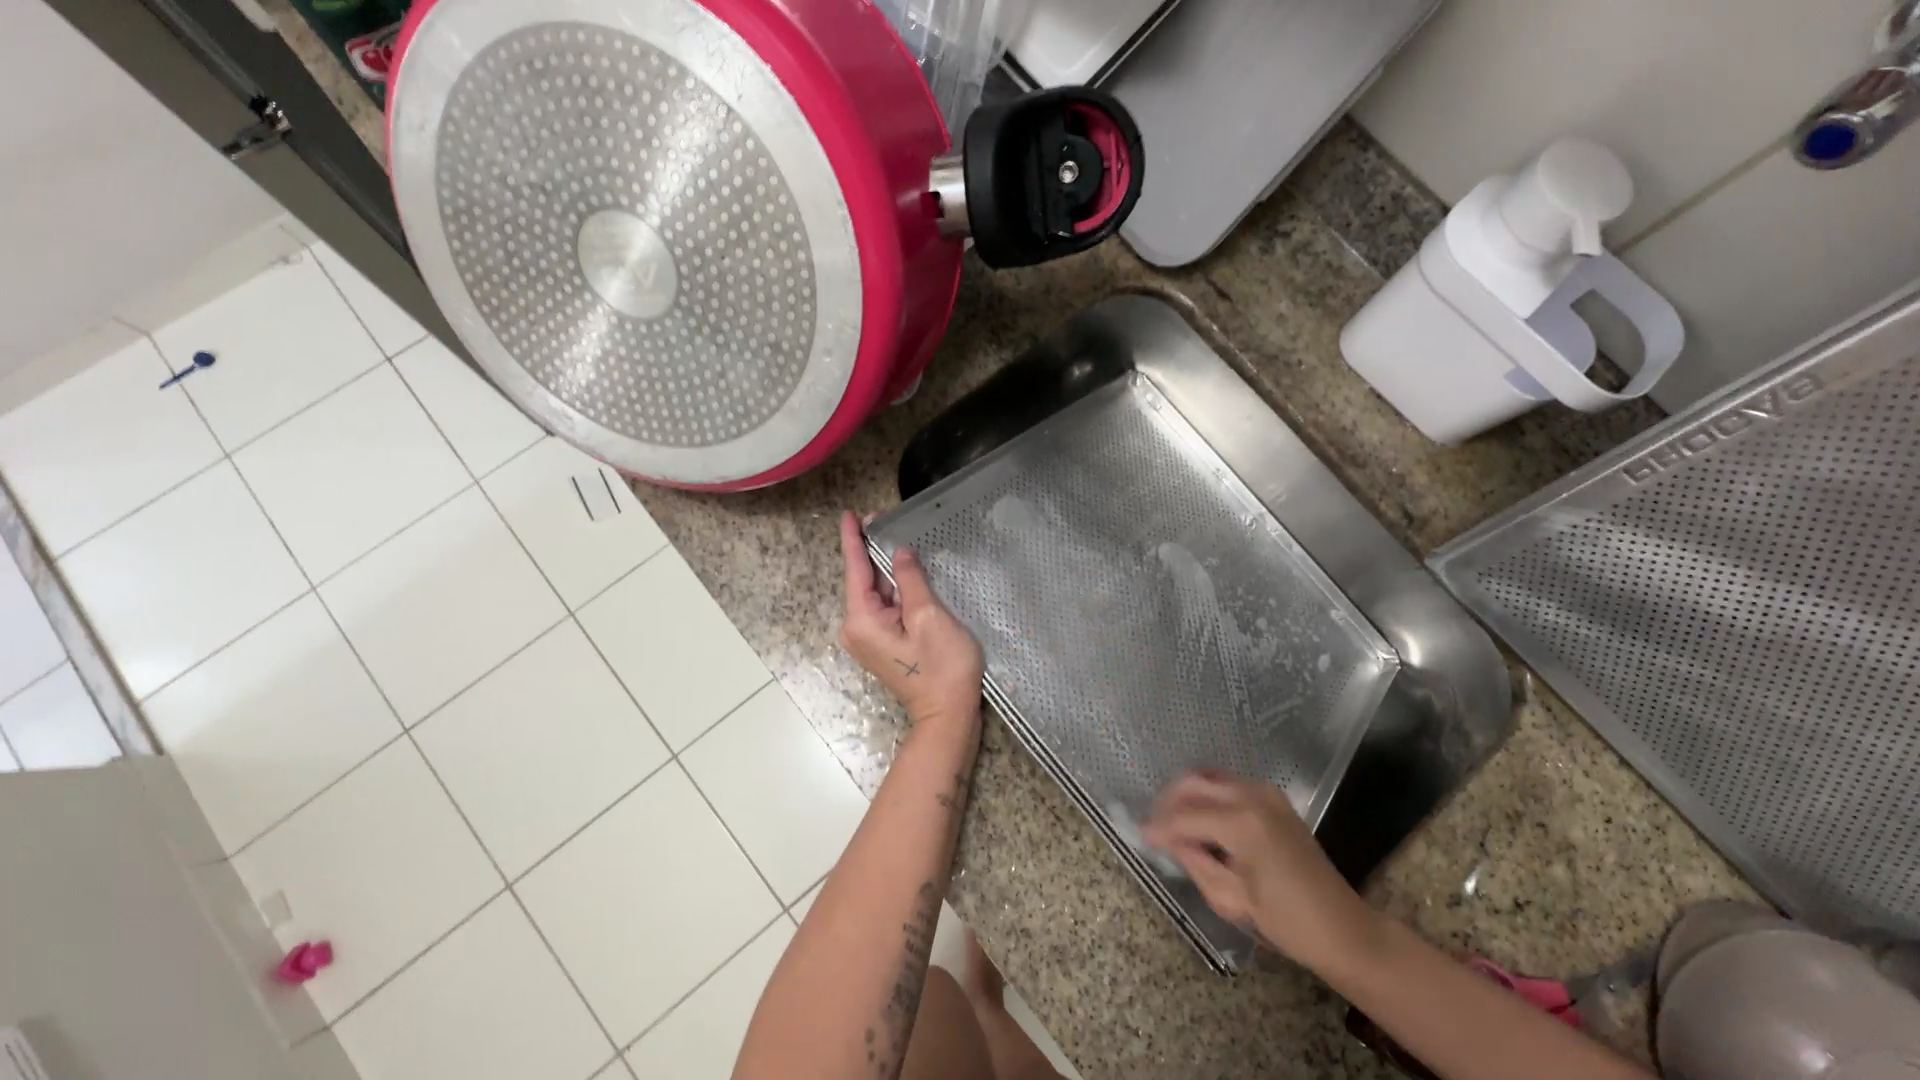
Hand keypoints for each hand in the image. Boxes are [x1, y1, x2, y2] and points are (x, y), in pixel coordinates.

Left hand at [838, 511, 983, 729]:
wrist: (948, 714)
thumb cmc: (941, 667)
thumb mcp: (928, 615)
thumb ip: (910, 580)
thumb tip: (899, 553)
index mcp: (861, 619)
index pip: (855, 569)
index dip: (854, 539)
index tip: (849, 514)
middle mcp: (857, 628)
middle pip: (864, 580)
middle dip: (873, 551)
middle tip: (885, 518)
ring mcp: (869, 638)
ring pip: (877, 594)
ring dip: (887, 570)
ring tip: (899, 538)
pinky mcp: (883, 644)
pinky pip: (885, 608)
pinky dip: (895, 589)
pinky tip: (907, 571)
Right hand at [1143, 771, 1382, 971]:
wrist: (1342, 927)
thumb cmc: (1286, 922)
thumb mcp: (1229, 899)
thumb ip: (1194, 862)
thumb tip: (1168, 841)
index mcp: (1242, 824)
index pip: (1184, 816)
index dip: (1159, 828)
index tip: (1139, 837)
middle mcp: (1253, 797)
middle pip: (1194, 783)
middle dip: (1169, 803)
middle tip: (1154, 827)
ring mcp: (1267, 793)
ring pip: (1210, 778)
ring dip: (1188, 796)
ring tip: (1173, 824)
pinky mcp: (1275, 799)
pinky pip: (1229, 785)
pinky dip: (1208, 795)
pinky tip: (1201, 821)